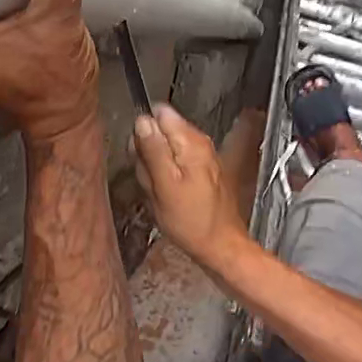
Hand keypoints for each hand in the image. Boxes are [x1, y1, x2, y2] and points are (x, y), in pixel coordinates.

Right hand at [133, 104, 251, 267]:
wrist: (220, 247)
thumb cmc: (191, 221)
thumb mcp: (163, 186)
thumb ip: (152, 150)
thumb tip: (141, 120)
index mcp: (191, 143)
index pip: (160, 114)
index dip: (144, 132)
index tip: (141, 156)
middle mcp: (200, 143)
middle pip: (161, 132)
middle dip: (148, 153)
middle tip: (151, 180)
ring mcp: (202, 158)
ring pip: (165, 151)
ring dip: (155, 169)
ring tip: (159, 192)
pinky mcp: (202, 172)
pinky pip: (174, 166)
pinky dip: (166, 178)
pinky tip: (167, 196)